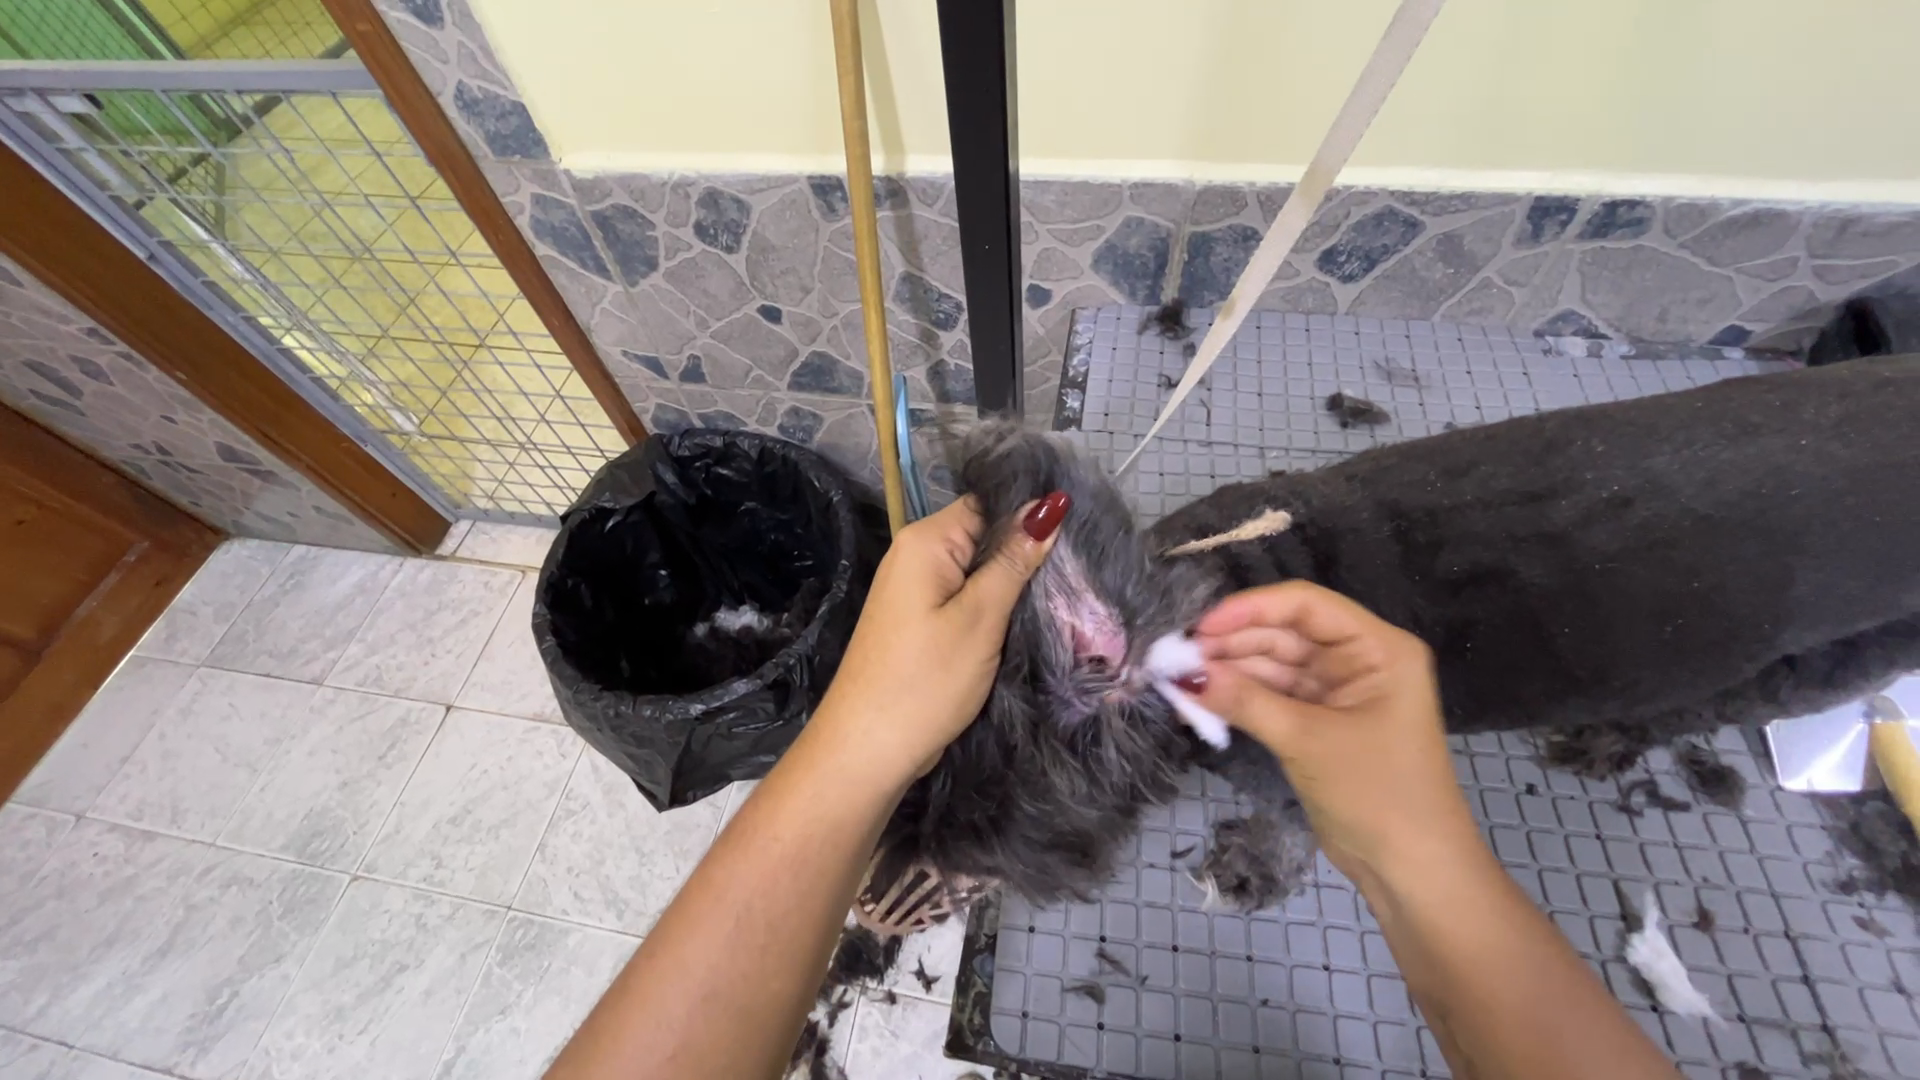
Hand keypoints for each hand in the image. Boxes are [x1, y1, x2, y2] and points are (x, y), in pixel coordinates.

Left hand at [812, 492, 1066, 785]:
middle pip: (981, 534)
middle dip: (1024, 549)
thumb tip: (1049, 507)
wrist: (867, 748)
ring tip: (1063, 591)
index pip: (987, 503)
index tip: (1078, 531)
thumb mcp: (980, 617)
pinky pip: (962, 596)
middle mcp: (914, 555)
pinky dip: (991, 605)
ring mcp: (914, 590)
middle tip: (1080, 567)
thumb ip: (1014, 561)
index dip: (1029, 514)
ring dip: (1010, 581)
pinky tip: (1024, 617)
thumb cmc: (926, 680)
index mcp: (926, 541)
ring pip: (975, 569)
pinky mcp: (919, 621)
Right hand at [1179, 581, 1474, 883]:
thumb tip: (1184, 674)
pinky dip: (1237, 695)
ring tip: (1178, 676)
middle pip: (1283, 632)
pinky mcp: (1315, 720)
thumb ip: (1245, 700)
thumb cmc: (1377, 794)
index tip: (1201, 628)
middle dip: (1231, 642)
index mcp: (1376, 648)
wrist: (1411, 872)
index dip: (1249, 608)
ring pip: (1270, 663)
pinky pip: (1269, 694)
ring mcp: (1334, 691)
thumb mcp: (1307, 740)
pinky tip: (1199, 696)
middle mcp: (1356, 659)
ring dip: (1228, 669)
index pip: (1304, 605)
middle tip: (1176, 657)